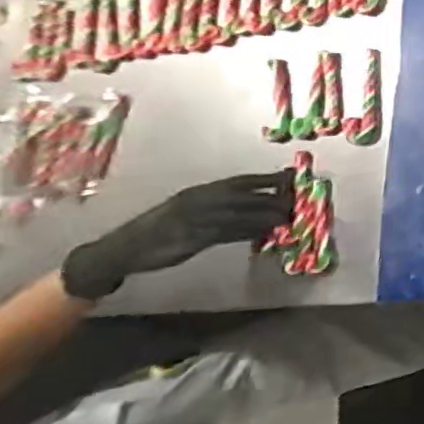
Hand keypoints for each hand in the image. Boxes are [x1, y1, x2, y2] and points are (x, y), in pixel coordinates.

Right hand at [61, 172, 293, 300]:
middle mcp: (201, 201)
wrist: (126, 247)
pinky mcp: (195, 239)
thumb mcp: (191, 209)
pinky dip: (250, 233)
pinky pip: (230, 234)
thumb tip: (253, 204)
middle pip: (247, 197)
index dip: (268, 178)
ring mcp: (198, 220)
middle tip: (297, 202)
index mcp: (201, 191)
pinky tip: (266, 234)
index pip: (242, 181)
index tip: (291, 176)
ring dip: (267, 217)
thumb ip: (220, 205)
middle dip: (274, 198)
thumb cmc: (162, 227)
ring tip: (289, 218)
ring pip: (242, 216)